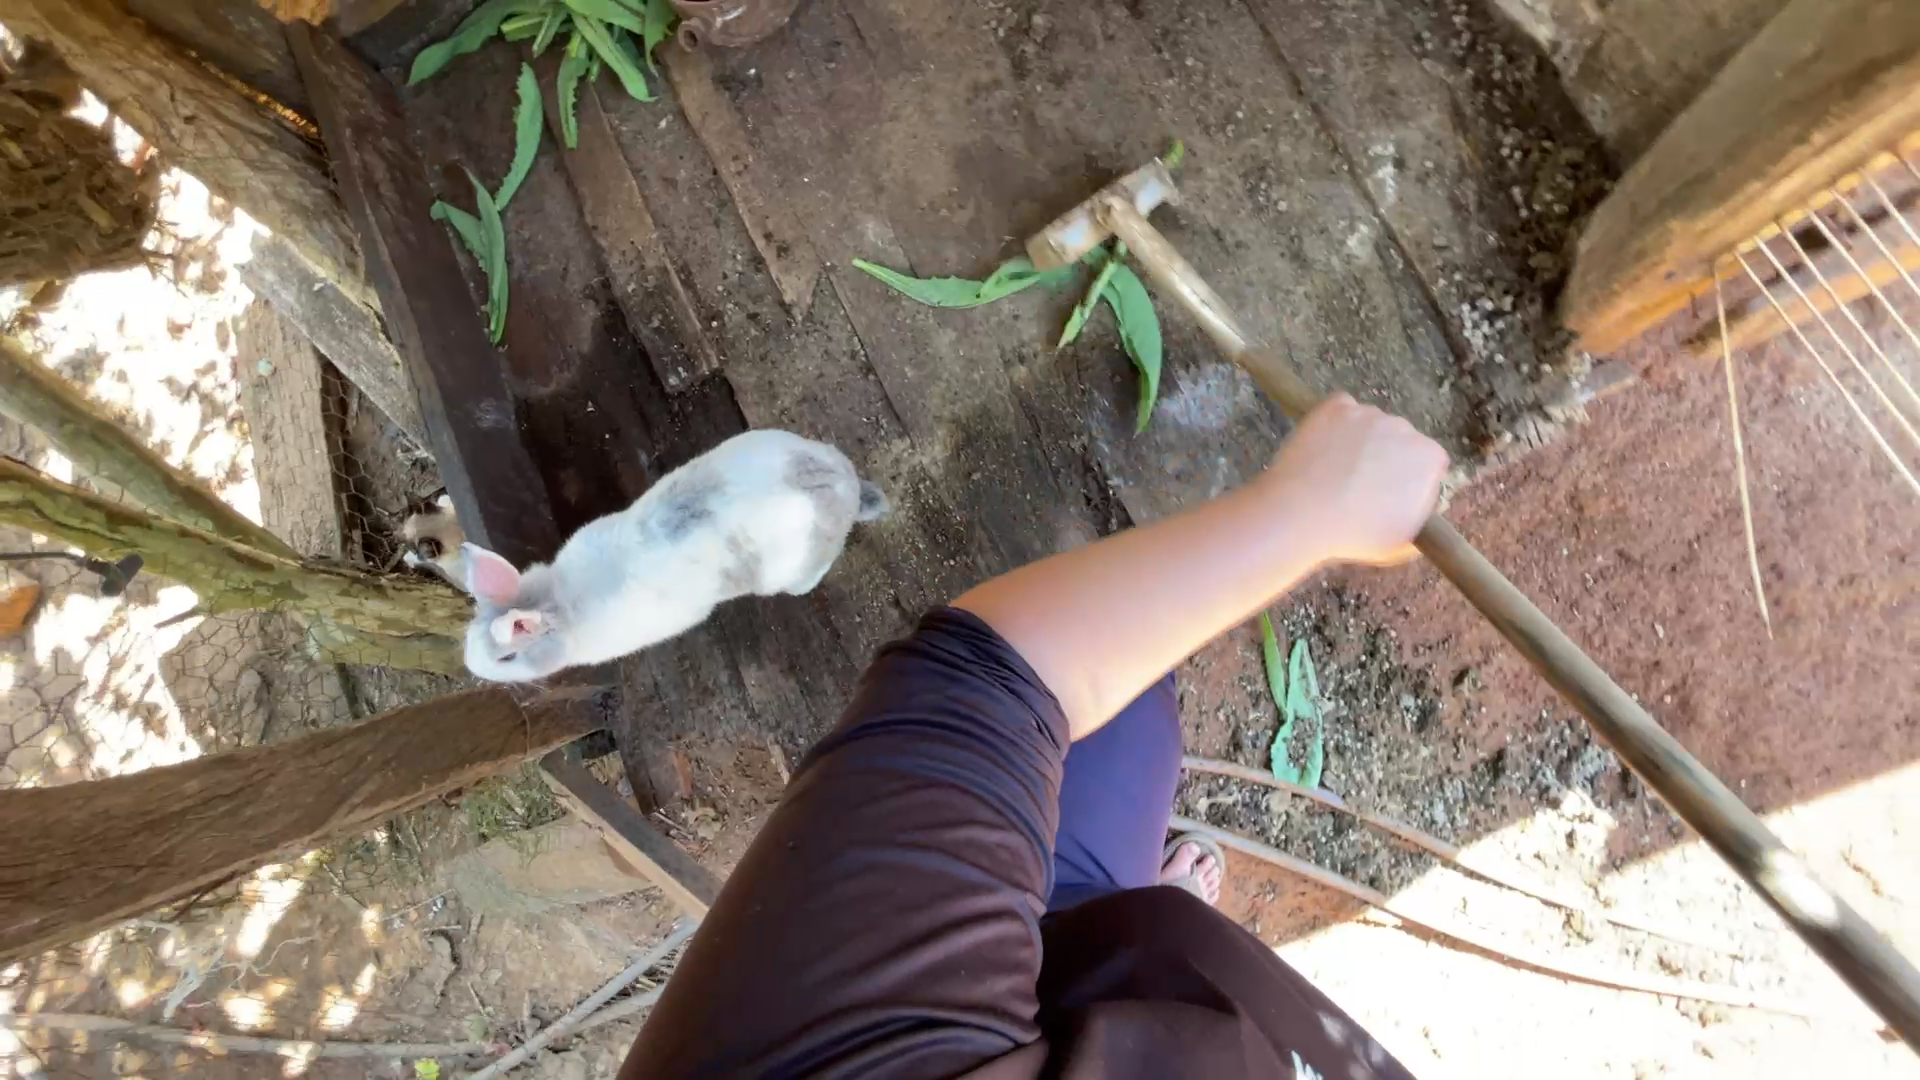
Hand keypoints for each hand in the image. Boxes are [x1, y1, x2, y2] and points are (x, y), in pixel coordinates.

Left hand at [1258, 394, 1448, 565]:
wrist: (1299, 514)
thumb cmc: (1352, 534)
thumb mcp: (1403, 542)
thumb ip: (1421, 519)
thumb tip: (1420, 512)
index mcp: (1428, 457)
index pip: (1428, 462)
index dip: (1408, 478)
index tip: (1387, 493)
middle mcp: (1403, 427)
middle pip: (1398, 439)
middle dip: (1383, 457)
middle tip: (1355, 483)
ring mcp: (1366, 414)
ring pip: (1368, 424)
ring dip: (1357, 440)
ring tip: (1332, 470)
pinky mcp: (1334, 407)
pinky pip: (1340, 409)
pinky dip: (1333, 422)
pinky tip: (1321, 447)